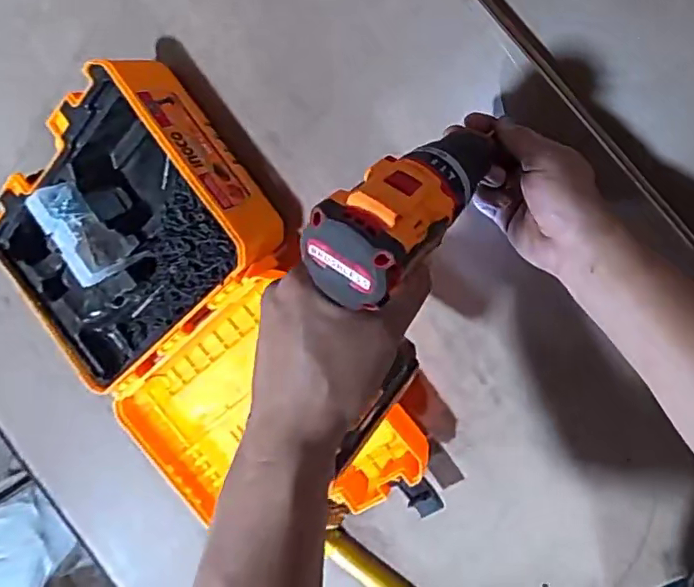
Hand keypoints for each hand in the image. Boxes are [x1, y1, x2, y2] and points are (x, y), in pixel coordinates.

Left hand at [247, 263, 429, 449]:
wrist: (291, 444)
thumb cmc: (334, 379)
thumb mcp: (384, 334)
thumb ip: (408, 296)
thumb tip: (424, 267)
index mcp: (297, 278)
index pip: (340, 249)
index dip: (370, 259)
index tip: (392, 274)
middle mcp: (278, 293)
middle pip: (330, 278)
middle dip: (360, 292)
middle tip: (384, 311)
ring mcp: (270, 323)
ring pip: (320, 305)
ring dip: (346, 315)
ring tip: (369, 338)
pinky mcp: (269, 350)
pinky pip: (306, 327)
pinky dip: (328, 334)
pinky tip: (345, 358)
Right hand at [458, 113, 630, 283]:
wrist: (572, 243)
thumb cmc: (564, 194)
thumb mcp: (545, 158)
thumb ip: (518, 139)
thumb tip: (500, 123)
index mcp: (543, 153)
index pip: (511, 135)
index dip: (491, 127)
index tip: (469, 122)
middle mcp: (529, 172)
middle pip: (496, 153)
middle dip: (477, 145)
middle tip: (453, 138)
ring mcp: (516, 194)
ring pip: (487, 175)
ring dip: (477, 169)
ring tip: (465, 166)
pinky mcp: (505, 215)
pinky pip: (485, 199)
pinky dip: (478, 192)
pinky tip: (468, 185)